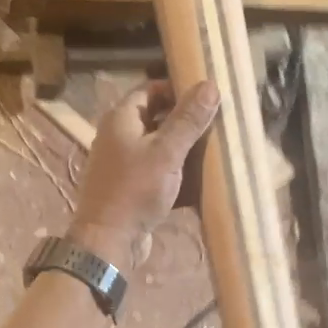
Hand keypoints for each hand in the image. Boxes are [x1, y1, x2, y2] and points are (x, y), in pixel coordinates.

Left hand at [68, 81, 219, 267]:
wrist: (109, 242)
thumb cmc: (135, 190)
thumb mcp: (166, 152)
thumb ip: (187, 120)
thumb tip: (210, 84)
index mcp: (121, 119)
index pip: (150, 89)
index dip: (177, 88)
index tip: (207, 94)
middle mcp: (118, 138)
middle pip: (156, 119)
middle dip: (185, 120)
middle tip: (218, 121)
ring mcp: (124, 165)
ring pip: (159, 148)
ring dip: (184, 148)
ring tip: (216, 147)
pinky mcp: (132, 189)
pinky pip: (158, 173)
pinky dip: (177, 174)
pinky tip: (202, 178)